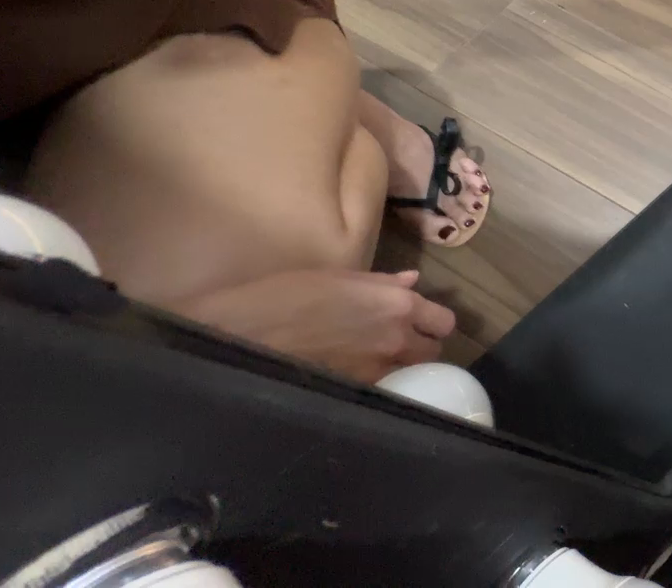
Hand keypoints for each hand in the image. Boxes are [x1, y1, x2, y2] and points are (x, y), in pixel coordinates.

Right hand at [176, 269, 456, 382]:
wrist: (228, 335)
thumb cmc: (281, 296)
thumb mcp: (338, 278)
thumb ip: (382, 283)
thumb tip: (412, 281)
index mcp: (398, 306)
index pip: (444, 322)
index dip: (433, 324)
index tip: (421, 324)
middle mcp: (394, 340)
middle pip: (431, 352)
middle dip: (421, 348)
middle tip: (400, 345)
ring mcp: (372, 371)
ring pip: (407, 375)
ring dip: (400, 369)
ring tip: (375, 363)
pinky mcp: (345, 394)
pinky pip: (377, 391)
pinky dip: (373, 386)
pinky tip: (353, 380)